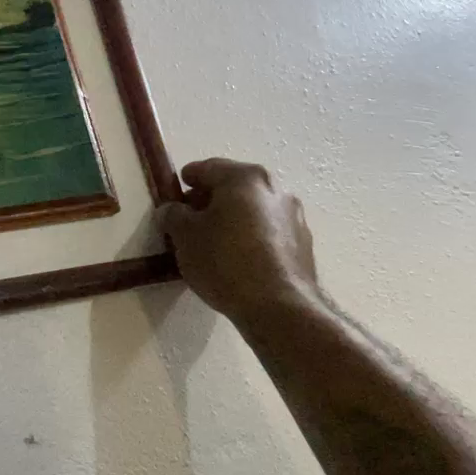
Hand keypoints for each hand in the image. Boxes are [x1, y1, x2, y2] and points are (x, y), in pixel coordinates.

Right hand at [158, 159, 320, 324]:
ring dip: (232, 218)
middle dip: (210, 199)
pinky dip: (250, 236)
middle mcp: (275, 189)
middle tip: (190, 219)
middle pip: (234, 187)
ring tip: (213, 242)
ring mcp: (294, 217)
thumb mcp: (184, 236)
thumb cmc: (224, 261)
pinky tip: (237, 259)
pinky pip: (267, 231)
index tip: (175, 192)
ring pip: (253, 209)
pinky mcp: (303, 244)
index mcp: (245, 178)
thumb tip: (172, 210)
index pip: (208, 168)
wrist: (278, 306)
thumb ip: (173, 215)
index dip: (187, 178)